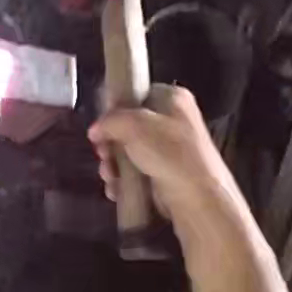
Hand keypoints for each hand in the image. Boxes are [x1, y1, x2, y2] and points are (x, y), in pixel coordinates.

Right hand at [87, 86, 251, 260]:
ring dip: (112, 165)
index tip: (102, 125)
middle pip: (126, 127)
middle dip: (109, 143)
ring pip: (126, 152)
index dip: (114, 109)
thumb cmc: (169, 152)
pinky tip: (116, 188)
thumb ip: (109, 120)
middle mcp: (171, 122)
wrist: (196, 197)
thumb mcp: (133, 125)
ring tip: (110, 175)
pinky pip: (132, 172)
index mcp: (172, 99)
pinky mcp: (162, 175)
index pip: (135, 94)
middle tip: (103, 153)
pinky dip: (121, 181)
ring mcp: (167, 151)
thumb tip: (95, 130)